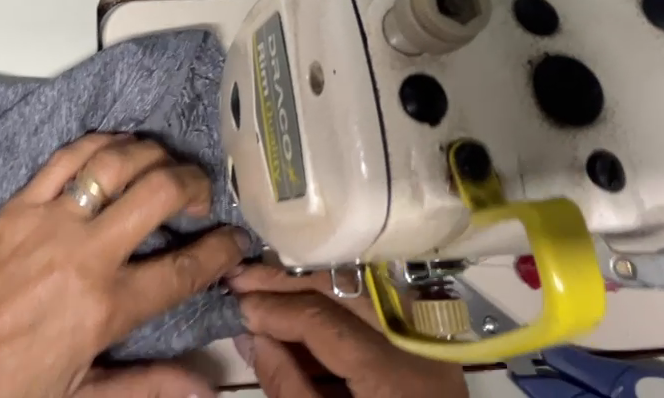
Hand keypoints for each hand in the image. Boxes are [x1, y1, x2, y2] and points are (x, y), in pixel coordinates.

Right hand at [229, 265, 468, 397]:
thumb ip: (288, 388)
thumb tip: (252, 336)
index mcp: (396, 379)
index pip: (323, 320)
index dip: (274, 309)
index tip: (236, 303)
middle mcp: (418, 347)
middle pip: (343, 289)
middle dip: (287, 281)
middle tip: (242, 277)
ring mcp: (427, 343)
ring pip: (359, 289)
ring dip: (307, 284)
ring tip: (263, 284)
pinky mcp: (427, 347)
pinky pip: (373, 307)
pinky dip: (333, 302)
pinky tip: (299, 303)